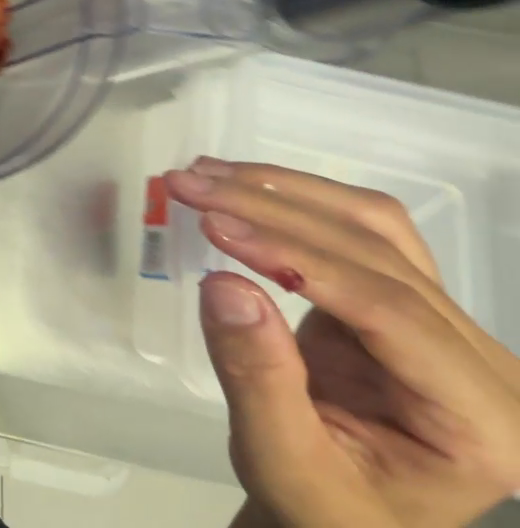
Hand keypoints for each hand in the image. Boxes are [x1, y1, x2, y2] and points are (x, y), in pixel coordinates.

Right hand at [165, 158, 519, 527]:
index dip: (299, 257)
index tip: (211, 223)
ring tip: (201, 175)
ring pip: (377, 229)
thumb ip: (258, 378)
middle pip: (381, 257)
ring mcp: (450, 329)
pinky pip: (361, 236)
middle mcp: (484, 364)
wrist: (339, 513)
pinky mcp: (406, 305)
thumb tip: (224, 284)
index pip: (391, 311)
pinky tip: (239, 187)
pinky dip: (296, 202)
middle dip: (275, 211)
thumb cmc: (317, 503)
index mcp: (480, 419)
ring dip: (286, 192)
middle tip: (185, 186)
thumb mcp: (281, 459)